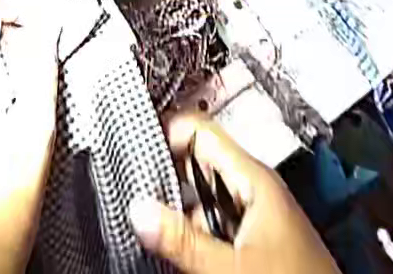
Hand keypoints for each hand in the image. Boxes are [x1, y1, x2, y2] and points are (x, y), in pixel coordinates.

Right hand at [129, 114, 339, 273]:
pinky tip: (177, 249)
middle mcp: (255, 190)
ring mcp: (257, 219)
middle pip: (201, 164)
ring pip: (207, 199)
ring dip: (180, 208)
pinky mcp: (258, 245)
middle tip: (133, 187)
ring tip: (146, 218)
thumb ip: (184, 240)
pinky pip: (218, 224)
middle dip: (168, 174)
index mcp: (254, 179)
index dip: (167, 133)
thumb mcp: (232, 271)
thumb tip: (138, 208)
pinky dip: (196, 231)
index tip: (134, 147)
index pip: (202, 132)